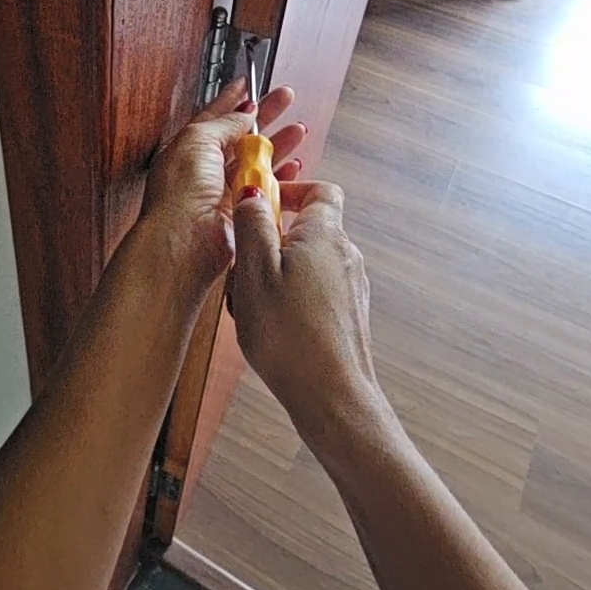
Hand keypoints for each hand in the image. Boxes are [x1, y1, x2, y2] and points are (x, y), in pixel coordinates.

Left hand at [132, 78, 305, 289]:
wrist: (184, 242)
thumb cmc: (179, 194)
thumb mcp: (198, 140)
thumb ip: (224, 123)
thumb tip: (243, 113)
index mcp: (188, 148)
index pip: (214, 117)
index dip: (233, 99)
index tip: (249, 84)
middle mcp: (205, 169)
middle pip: (241, 136)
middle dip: (265, 115)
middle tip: (286, 98)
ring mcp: (223, 192)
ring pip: (257, 161)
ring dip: (279, 144)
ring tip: (298, 129)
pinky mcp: (241, 213)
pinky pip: (266, 190)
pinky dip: (282, 178)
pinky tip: (294, 167)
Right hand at [230, 181, 385, 437]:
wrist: (332, 399)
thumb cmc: (289, 337)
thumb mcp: (255, 272)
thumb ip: (253, 226)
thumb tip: (252, 192)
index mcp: (325, 236)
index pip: (320, 191)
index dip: (290, 190)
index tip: (259, 203)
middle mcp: (344, 256)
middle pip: (305, 229)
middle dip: (268, 241)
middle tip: (241, 265)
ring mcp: (350, 287)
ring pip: (304, 262)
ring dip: (273, 273)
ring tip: (249, 303)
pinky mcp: (347, 315)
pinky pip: (312, 290)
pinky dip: (288, 296)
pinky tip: (268, 326)